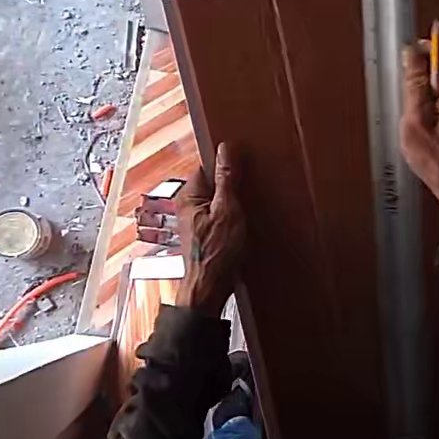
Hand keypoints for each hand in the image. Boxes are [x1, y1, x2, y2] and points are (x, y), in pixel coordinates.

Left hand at [177, 142, 245, 314]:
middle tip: (249, 192)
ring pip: (220, 201)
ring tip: (248, 210)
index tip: (243, 167)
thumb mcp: (228, 210)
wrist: (211, 289)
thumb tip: (225, 148)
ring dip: (235, 203)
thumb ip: (227, 178)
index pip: (208, 167)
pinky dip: (234, 217)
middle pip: (215, 184)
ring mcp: (198, 221)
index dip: (226, 166)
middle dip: (233, 186)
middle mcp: (189, 206)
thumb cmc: (216, 254)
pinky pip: (222, 215)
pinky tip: (245, 224)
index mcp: (189, 196)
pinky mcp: (207, 233)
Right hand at [400, 40, 438, 223]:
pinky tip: (427, 122)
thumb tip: (411, 53)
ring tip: (418, 116)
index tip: (408, 53)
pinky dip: (434, 101)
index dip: (422, 47)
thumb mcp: (415, 119)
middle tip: (409, 97)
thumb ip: (414, 83)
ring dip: (427, 90)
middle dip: (421, 75)